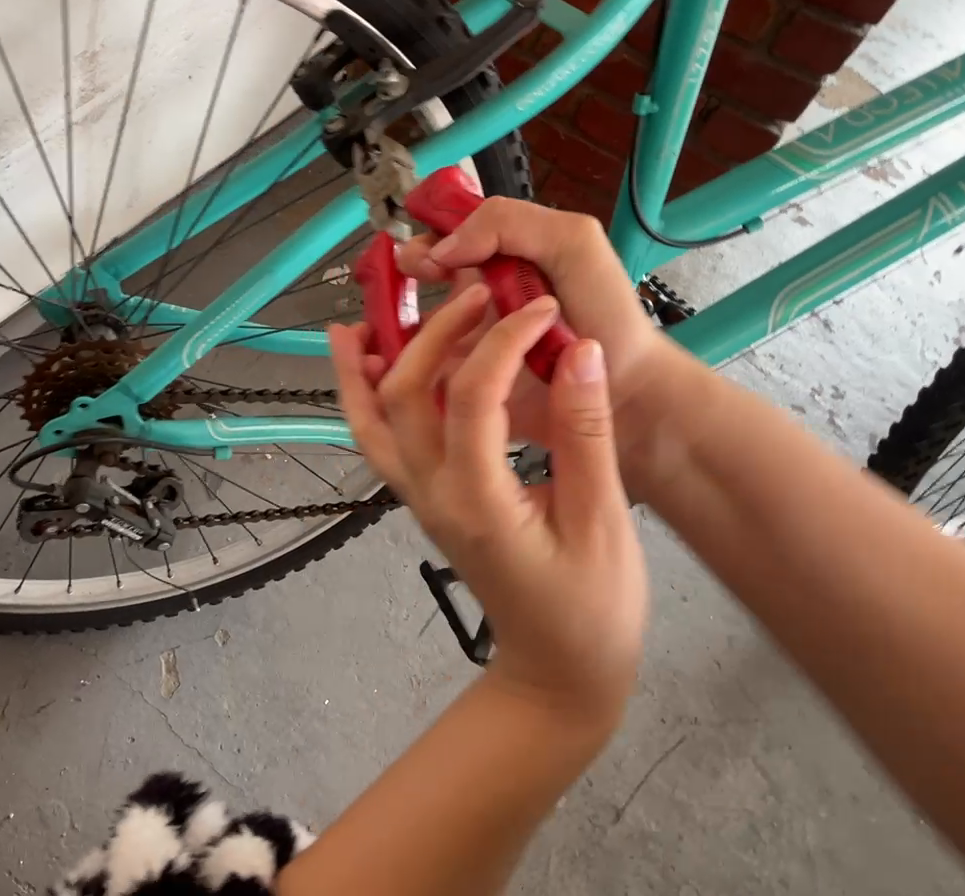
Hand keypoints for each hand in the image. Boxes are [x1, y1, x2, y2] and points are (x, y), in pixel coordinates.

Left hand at [329, 284, 647, 728]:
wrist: (555, 670)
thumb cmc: (590, 608)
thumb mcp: (601, 520)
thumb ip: (583, 432)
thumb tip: (577, 350)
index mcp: (478, 499)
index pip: (470, 396)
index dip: (501, 341)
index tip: (540, 310)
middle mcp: (430, 493)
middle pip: (406, 394)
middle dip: (436, 334)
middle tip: (476, 294)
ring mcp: (417, 498)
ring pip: (371, 419)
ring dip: (367, 364)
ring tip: (368, 314)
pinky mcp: (419, 499)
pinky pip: (377, 441)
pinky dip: (363, 398)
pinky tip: (365, 364)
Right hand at [394, 200, 690, 491]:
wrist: (623, 392)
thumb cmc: (603, 314)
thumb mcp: (571, 241)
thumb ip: (509, 222)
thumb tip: (440, 249)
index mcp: (497, 260)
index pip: (444, 238)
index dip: (426, 241)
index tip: (423, 258)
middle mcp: (474, 299)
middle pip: (416, 283)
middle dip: (401, 282)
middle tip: (408, 291)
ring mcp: (463, 344)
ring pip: (409, 326)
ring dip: (392, 324)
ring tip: (389, 330)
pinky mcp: (457, 386)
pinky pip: (417, 372)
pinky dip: (399, 366)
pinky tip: (393, 363)